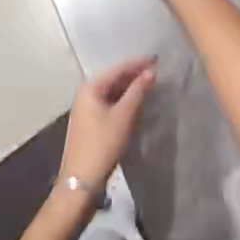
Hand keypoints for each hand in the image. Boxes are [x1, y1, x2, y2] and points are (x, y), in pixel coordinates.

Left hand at [59, 56, 157, 191]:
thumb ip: (138, 91)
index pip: (118, 68)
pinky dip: (124, 100)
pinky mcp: (90, 121)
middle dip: (135, 74)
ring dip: (130, 87)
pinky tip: (137, 102)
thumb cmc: (103, 144)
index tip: (158, 58)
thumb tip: (151, 71)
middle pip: (114, 77)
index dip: (138, 63)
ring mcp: (86, 107)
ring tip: (151, 83)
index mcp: (91, 87)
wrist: (81, 181)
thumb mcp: (124, 116)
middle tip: (157, 70)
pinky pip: (110, 102)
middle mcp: (86, 92)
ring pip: (112, 91)